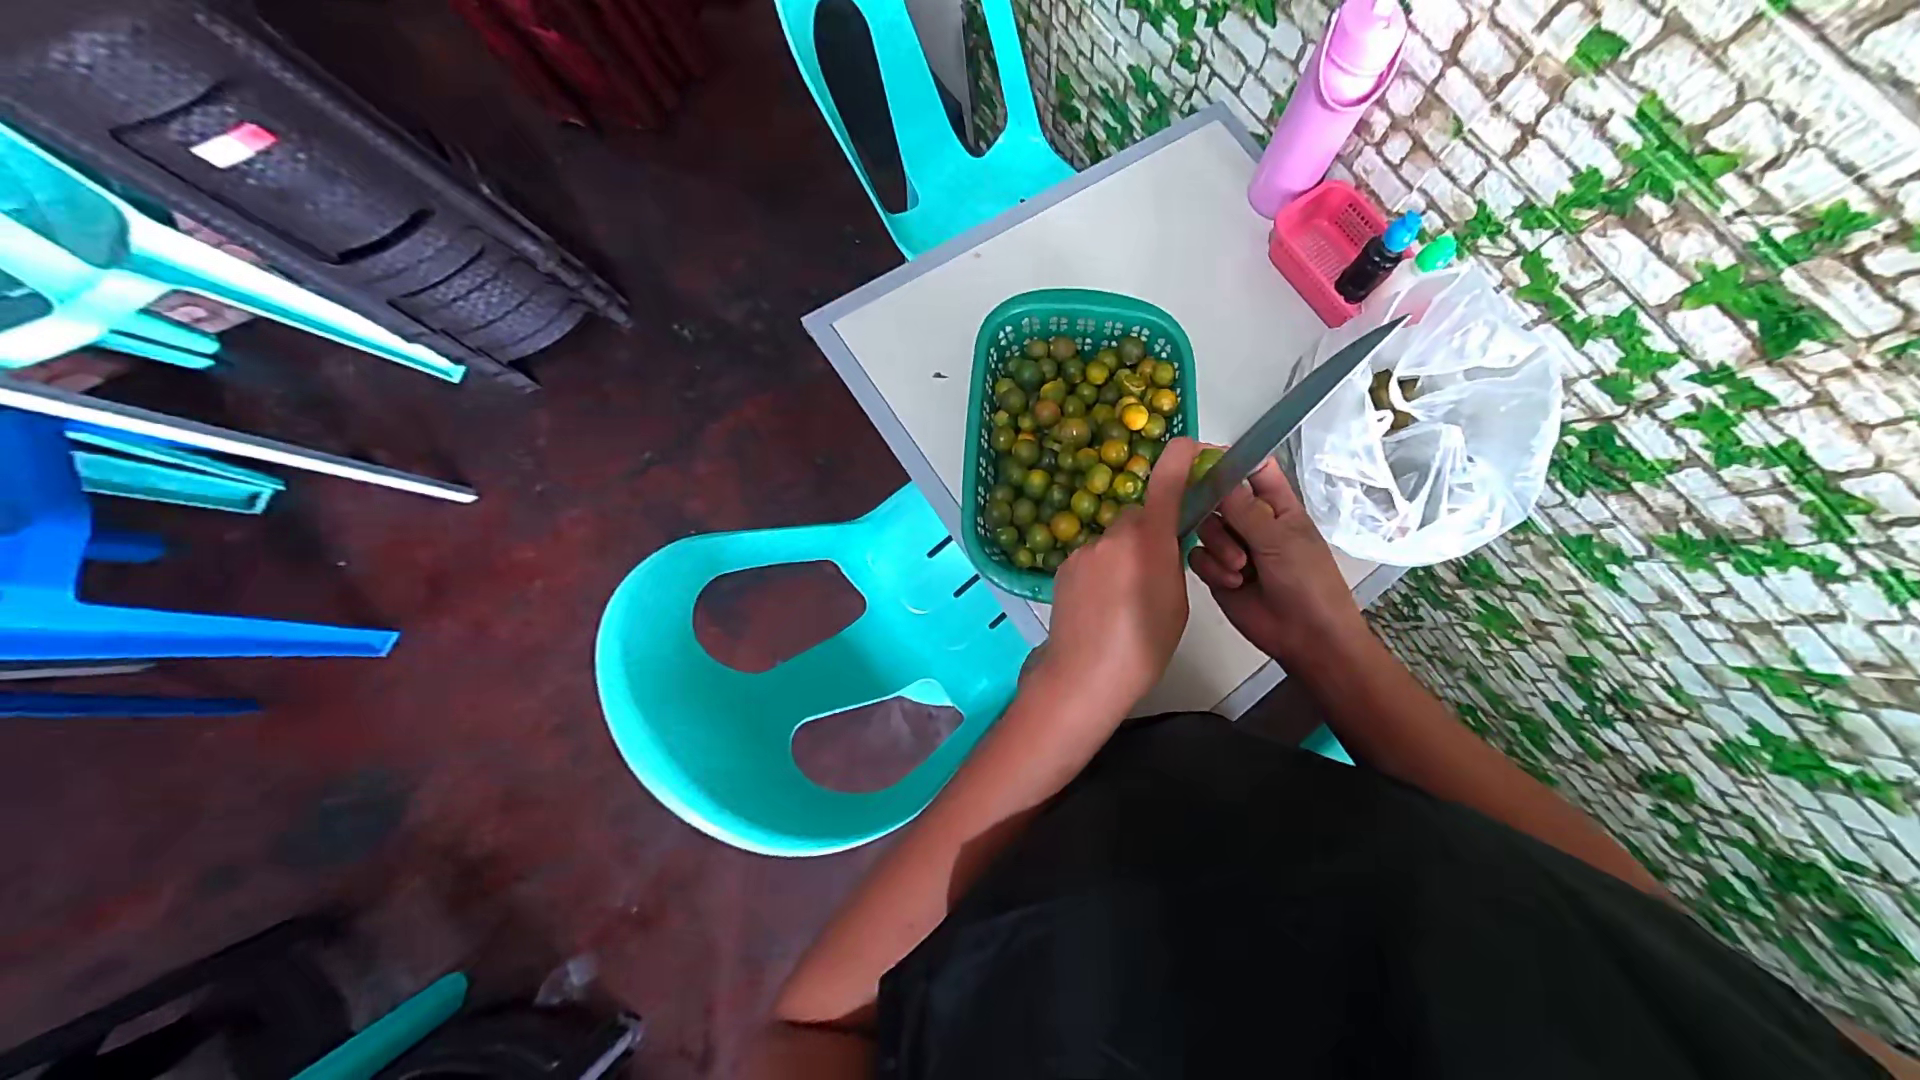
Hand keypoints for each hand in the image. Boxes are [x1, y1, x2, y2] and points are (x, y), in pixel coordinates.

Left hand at [1027, 437, 1201, 717]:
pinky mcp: (1064, 567)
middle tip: (1157, 570)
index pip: (1166, 482)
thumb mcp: (1176, 602)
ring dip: (1124, 556)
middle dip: (1150, 533)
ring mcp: (1084, 550)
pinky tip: (1101, 605)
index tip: (1190, 446)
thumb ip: (1171, 562)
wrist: (1084, 674)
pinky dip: (1101, 570)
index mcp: (1150, 540)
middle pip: (1138, 518)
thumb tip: (1163, 545)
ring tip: (1126, 599)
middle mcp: (1114, 535)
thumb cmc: (1142, 646)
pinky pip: (1092, 558)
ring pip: (1113, 540)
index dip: (1180, 459)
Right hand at [1187, 456, 1367, 668]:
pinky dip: (1211, 569)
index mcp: (1276, 505)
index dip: (1229, 461)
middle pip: (1217, 497)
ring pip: (1203, 528)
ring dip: (1219, 548)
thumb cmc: (1307, 582)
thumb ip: (1244, 508)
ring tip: (1239, 568)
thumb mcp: (1280, 539)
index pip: (1251, 469)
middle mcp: (1250, 521)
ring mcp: (1231, 546)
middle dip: (1216, 513)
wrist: (1305, 636)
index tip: (1201, 460)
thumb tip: (1215, 476)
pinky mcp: (1215, 571)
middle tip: (1220, 526)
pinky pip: (1197, 556)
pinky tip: (1232, 583)